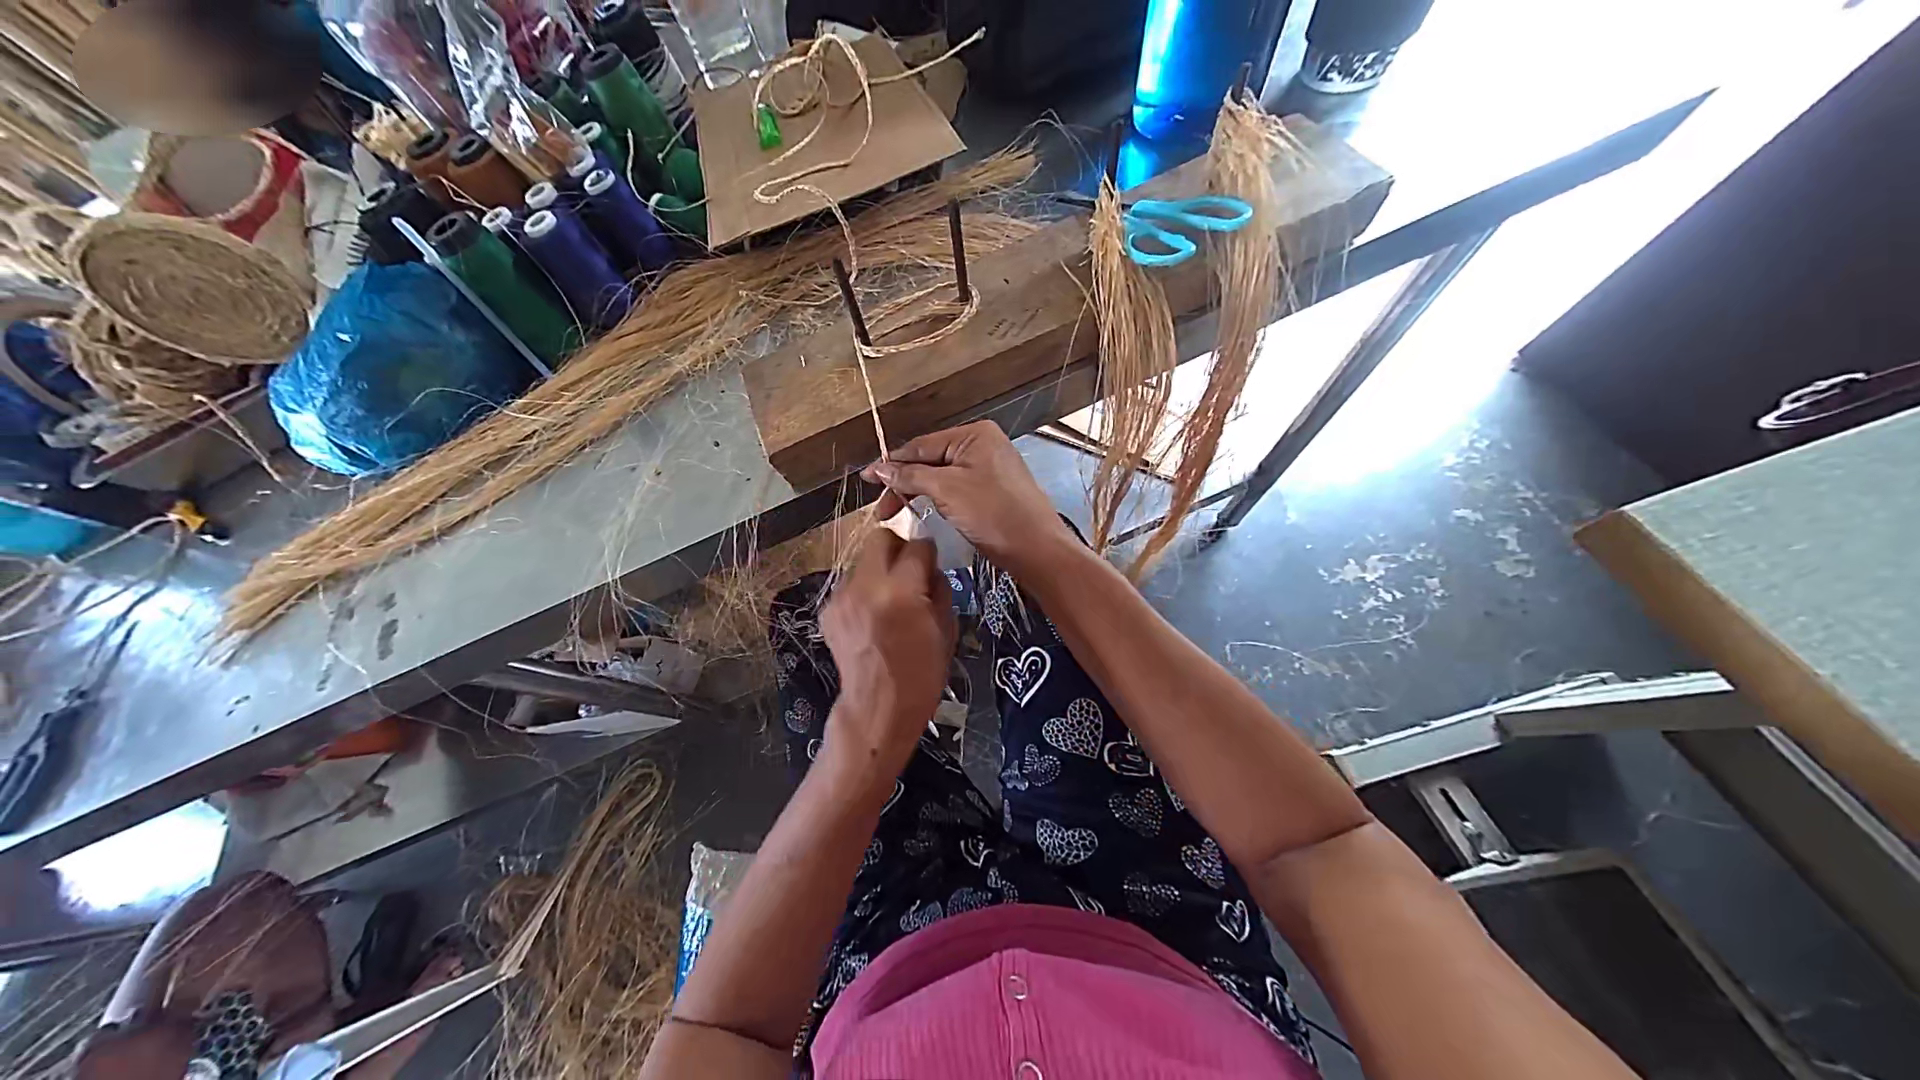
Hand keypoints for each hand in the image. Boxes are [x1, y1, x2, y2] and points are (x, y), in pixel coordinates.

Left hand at [820, 515, 955, 783]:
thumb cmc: (921, 676)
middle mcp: (865, 586)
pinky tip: (874, 618)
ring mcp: (842, 597)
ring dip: (880, 571)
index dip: (928, 552)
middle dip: (899, 548)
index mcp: (901, 591)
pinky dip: (865, 592)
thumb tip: (930, 568)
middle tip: (910, 570)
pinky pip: (851, 585)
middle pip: (881, 537)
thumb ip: (939, 589)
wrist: (877, 709)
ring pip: (863, 561)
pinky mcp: (828, 610)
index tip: (931, 563)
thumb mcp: (946, 631)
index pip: (917, 546)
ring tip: (891, 601)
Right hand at [861, 421, 1076, 578]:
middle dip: (904, 482)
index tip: (867, 478)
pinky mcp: (992, 490)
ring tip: (896, 512)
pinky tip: (923, 511)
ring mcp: (989, 468)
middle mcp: (983, 444)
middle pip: (931, 460)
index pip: (922, 445)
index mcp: (974, 434)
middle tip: (882, 508)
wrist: (1037, 549)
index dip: (892, 463)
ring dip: (918, 493)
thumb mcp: (947, 490)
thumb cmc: (993, 514)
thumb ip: (911, 476)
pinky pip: (956, 488)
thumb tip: (879, 468)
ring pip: (942, 476)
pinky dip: (937, 499)